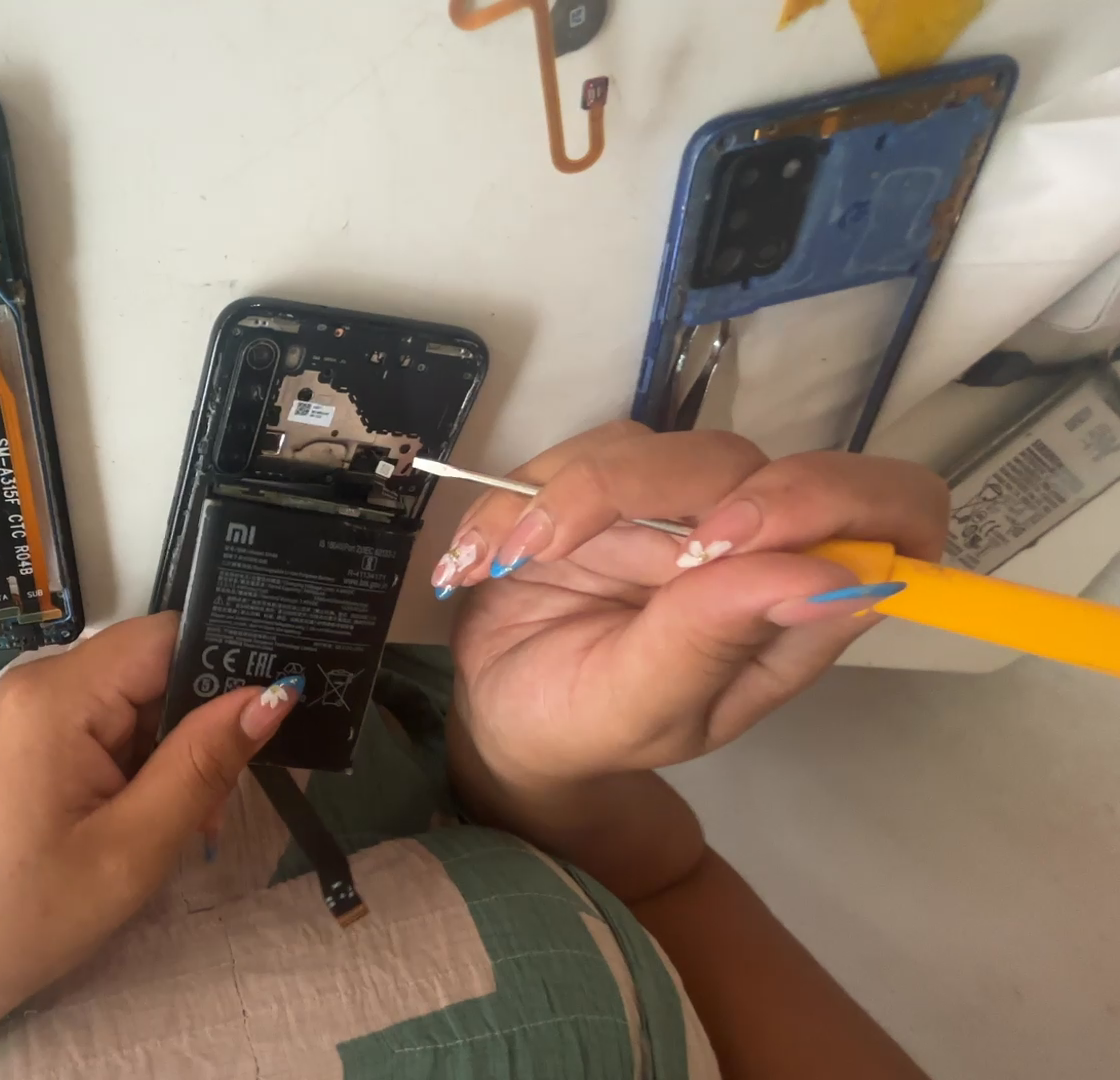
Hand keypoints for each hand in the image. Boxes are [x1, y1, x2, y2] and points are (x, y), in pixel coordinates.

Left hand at [0, 612, 299, 1040]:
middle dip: (200, 723)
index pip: (165, 637)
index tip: (272, 712)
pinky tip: (153, 814)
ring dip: (175, 750)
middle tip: (219, 799)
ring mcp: (33, 706)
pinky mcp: (34, 733)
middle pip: (153, 667)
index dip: (223, 663)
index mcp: (60, 695)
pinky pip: (109, 722)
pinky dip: (143, 761)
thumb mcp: (134, 847)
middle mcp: (42, 680)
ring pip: (138, 698)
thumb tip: (276, 694)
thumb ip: (204, 762)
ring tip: (189, 820)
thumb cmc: (29, 915)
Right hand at [434, 421, 947, 785]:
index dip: (818, 497)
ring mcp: (652, 512)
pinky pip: (549, 464)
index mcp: (782, 601)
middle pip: (724, 459)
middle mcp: (732, 542)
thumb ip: (715, 641)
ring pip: (627, 447)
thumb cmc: (582, 725)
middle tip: (542, 547)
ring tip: (489, 565)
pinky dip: (498, 506)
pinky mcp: (582, 495)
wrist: (500, 713)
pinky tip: (470, 561)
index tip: (714, 542)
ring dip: (544, 499)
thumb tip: (830, 574)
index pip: (878, 506)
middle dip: (621, 490)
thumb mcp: (645, 705)